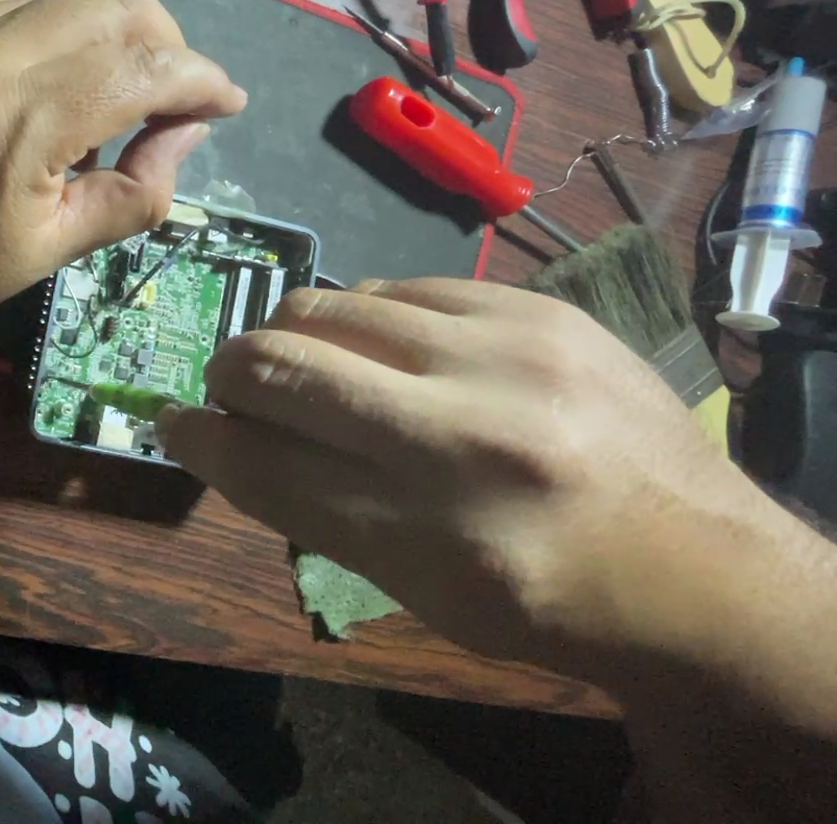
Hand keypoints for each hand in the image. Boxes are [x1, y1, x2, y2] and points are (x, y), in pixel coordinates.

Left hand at [0, 0, 245, 346]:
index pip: (144, 67)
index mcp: (21, 120)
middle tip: (168, 100)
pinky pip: (17, 8)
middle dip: (163, 46)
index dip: (202, 81)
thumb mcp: (55, 247)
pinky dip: (56, 35)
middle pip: (116, 4)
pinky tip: (51, 87)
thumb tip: (187, 130)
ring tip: (106, 102)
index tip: (226, 104)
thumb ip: (138, 189)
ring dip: (111, 36)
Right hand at [159, 278, 797, 684]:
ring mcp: (509, 358)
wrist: (707, 574)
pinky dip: (360, 320)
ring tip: (318, 368)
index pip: (255, 462)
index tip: (177, 421)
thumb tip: (208, 425)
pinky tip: (387, 351)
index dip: (195, 436)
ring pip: (317, 307)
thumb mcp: (403, 582)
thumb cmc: (530, 596)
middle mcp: (465, 439)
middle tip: (240, 391)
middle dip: (228, 375)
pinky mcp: (537, 309)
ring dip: (289, 340)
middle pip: (273, 366)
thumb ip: (297, 499)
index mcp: (426, 534)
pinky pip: (389, 288)